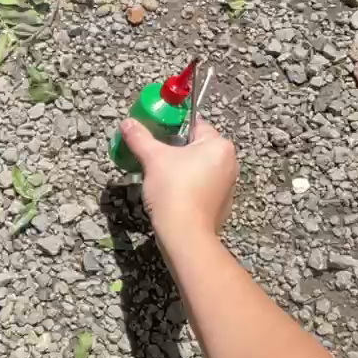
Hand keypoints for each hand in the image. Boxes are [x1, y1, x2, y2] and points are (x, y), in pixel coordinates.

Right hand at [118, 117, 237, 244]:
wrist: (185, 234)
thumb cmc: (174, 191)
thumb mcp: (152, 159)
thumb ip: (140, 138)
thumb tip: (127, 123)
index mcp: (219, 145)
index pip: (194, 126)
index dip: (172, 129)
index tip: (155, 136)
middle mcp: (229, 162)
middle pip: (196, 147)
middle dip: (175, 151)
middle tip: (154, 159)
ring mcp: (228, 185)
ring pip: (199, 168)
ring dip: (182, 170)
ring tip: (160, 178)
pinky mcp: (222, 204)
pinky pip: (202, 187)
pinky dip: (189, 187)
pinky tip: (173, 196)